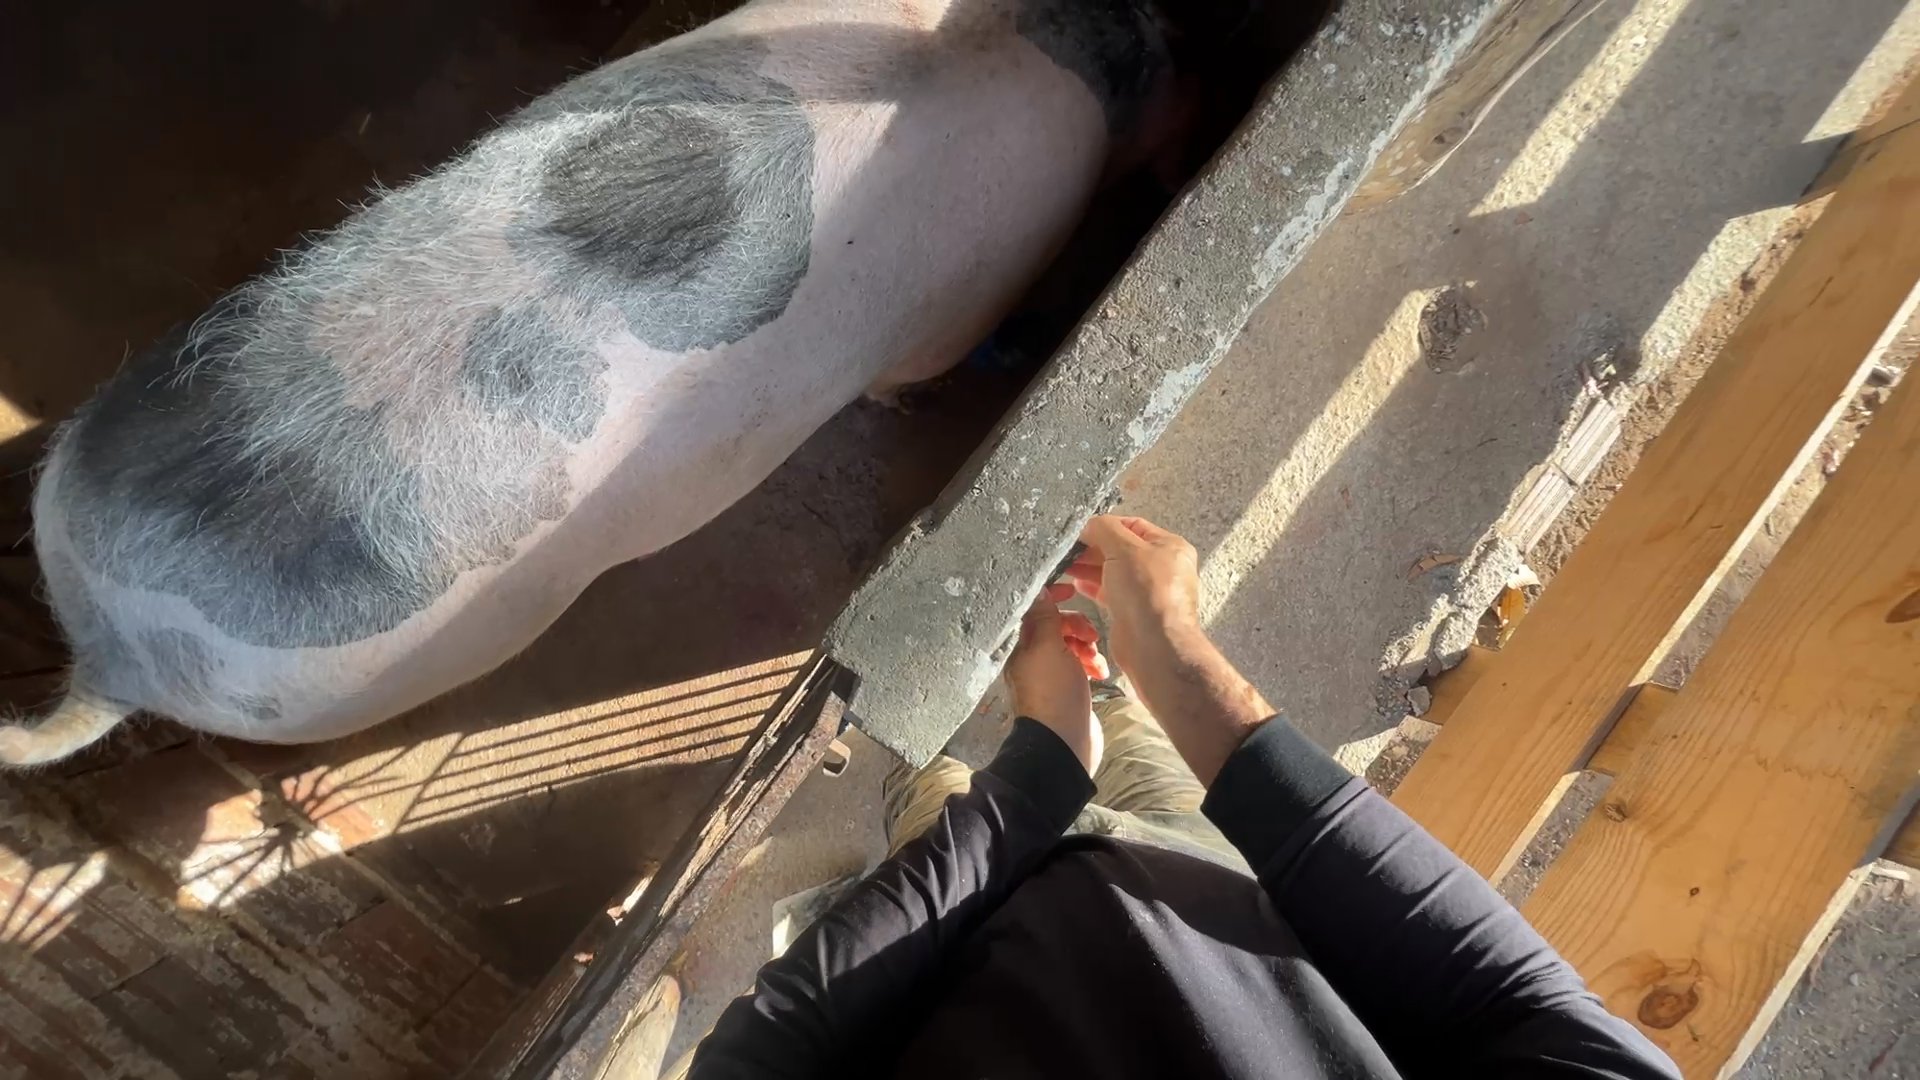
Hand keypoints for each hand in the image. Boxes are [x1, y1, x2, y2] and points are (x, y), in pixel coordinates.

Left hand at [1004, 583, 1105, 774]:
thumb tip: (1038, 591)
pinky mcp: (1066, 691)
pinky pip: (1078, 667)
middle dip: (1076, 626)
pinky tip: (1099, 673)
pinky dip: (1090, 665)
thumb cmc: (1054, 692)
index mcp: (1022, 647)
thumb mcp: (1048, 648)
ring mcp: (1050, 677)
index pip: (1035, 610)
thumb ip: (1045, 618)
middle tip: (1091, 636)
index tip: (1073, 590)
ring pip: (1070, 647)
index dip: (1053, 597)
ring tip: (1095, 660)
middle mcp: (1032, 659)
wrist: (1063, 744)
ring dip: (1086, 647)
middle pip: (1055, 627)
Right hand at [1067, 515, 1270, 784]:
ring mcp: (1147, 591)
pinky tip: (1075, 583)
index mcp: (1169, 546)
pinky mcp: (1133, 612)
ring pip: (1113, 571)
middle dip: (1092, 546)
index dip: (1104, 524)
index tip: (1078, 529)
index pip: (1132, 525)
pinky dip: (1093, 585)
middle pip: (1121, 548)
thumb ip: (1104, 529)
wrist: (1153, 645)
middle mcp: (1162, 567)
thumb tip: (1087, 524)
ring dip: (1089, 566)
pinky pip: (1110, 592)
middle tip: (1066, 547)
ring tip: (1063, 564)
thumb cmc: (1145, 591)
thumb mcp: (1124, 549)